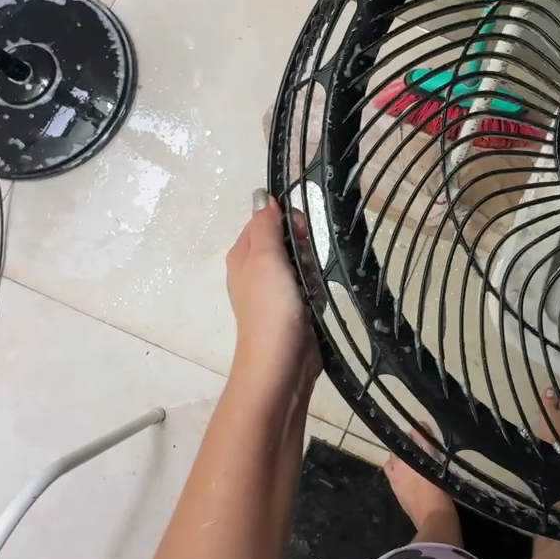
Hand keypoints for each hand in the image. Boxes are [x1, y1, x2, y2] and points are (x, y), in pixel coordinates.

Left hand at [225, 190, 320, 394]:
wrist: (280, 361)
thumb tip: (262, 196)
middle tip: (305, 261)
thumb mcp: (265, 257)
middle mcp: (255, 271)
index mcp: (243, 255)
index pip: (265, 220)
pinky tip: (316, 300)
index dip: (285, 219)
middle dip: (301, 247)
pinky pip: (309, 287)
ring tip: (311, 285)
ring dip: (311, 270)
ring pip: (300, 263)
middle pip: (284, 240)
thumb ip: (265, 225)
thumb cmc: (270, 305)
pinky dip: (316, 290)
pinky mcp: (292, 309)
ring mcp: (274, 292)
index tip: (301, 230)